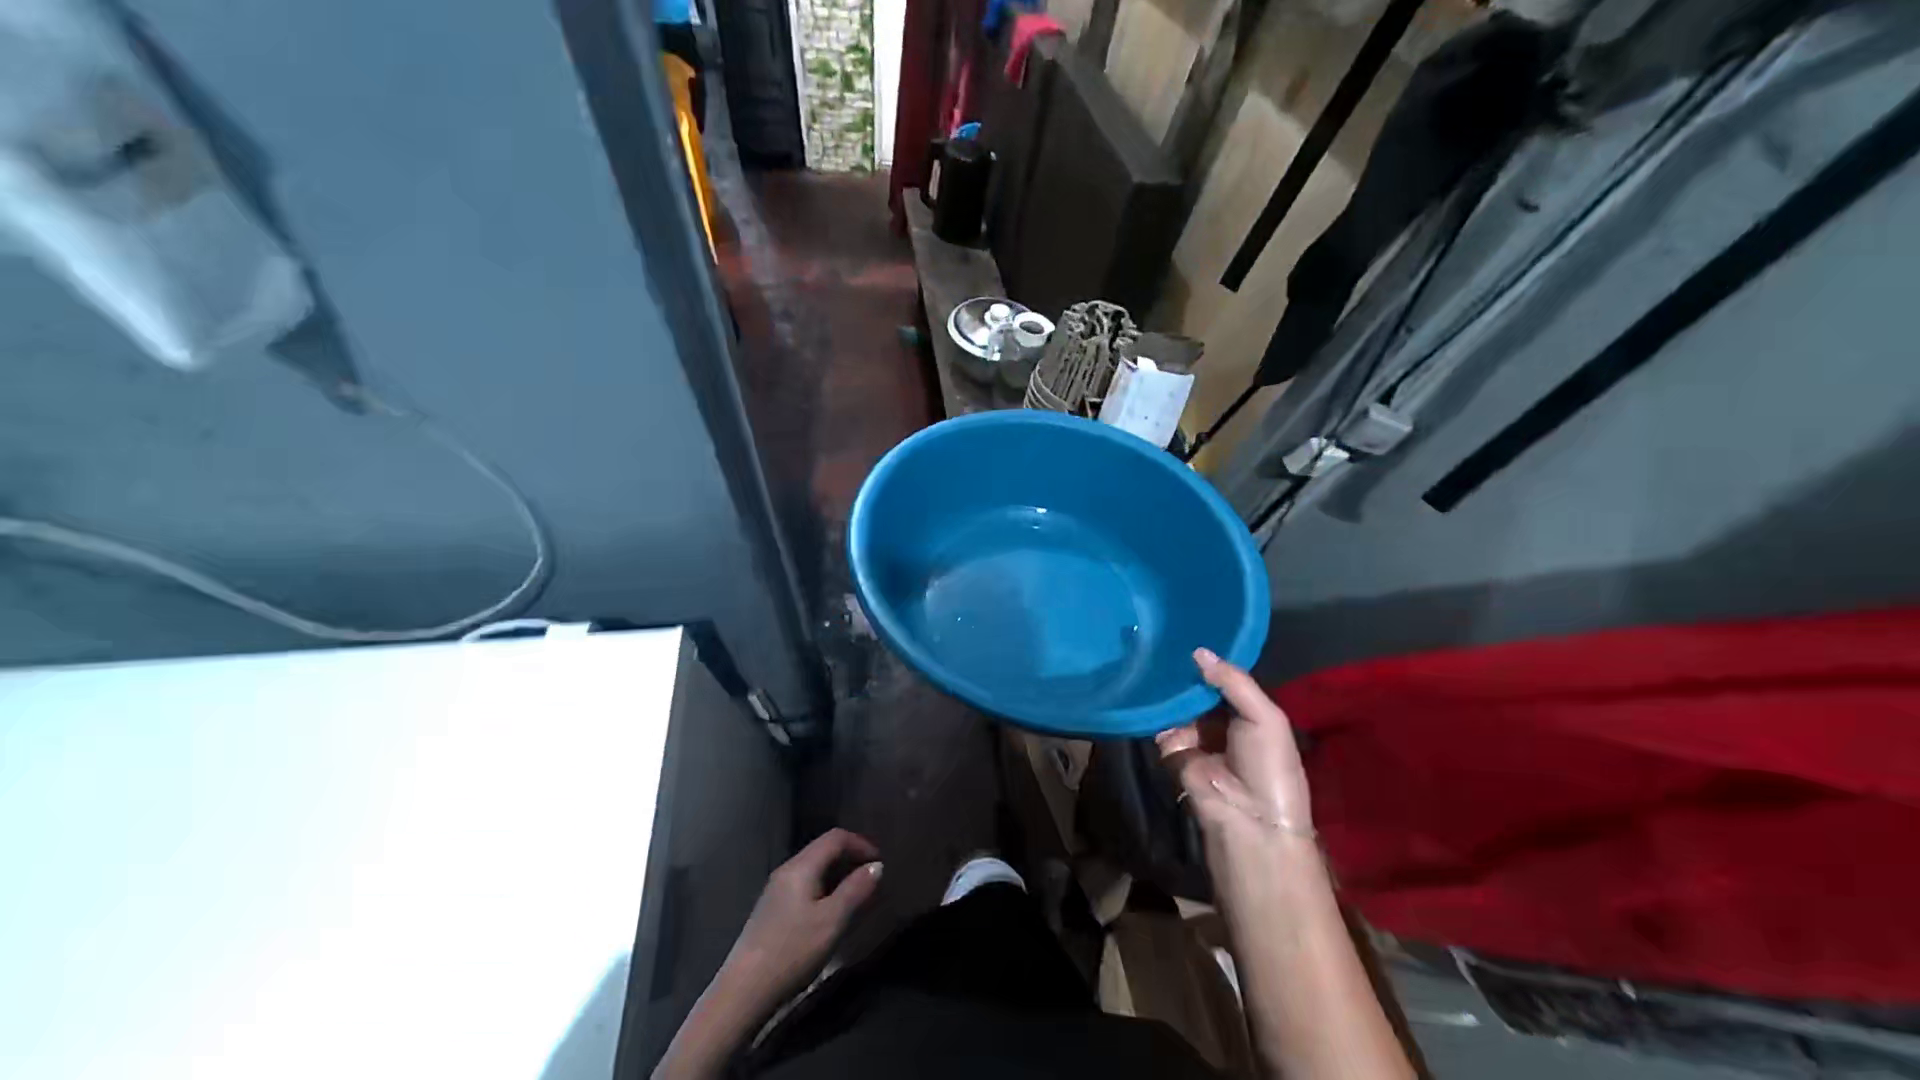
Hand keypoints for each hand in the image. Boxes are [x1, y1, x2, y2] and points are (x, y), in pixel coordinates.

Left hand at [719, 828, 881, 1007]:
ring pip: (814, 869)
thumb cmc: (792, 951)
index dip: (861, 844)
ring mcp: (776, 891)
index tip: (880, 863)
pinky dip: (825, 889)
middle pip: (823, 850)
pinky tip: (832, 914)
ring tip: (858, 897)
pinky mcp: (773, 910)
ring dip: (839, 876)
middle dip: (851, 859)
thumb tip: (876, 866)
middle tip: (873, 880)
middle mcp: (786, 871)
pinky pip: (806, 886)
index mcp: (801, 867)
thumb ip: (856, 890)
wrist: (744, 991)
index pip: (835, 838)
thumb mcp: (832, 921)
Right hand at [1156, 648, 1313, 838]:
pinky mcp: (1170, 749)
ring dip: (1168, 686)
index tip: (1191, 633)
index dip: (1212, 660)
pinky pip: (1159, 723)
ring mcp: (1194, 735)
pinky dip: (1154, 707)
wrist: (1248, 818)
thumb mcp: (1264, 716)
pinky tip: (1144, 684)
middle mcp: (1220, 721)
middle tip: (1164, 640)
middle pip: (1198, 688)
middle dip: (1186, 670)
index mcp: (1249, 712)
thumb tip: (1197, 650)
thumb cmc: (1268, 764)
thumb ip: (1233, 681)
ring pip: (1177, 703)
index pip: (1226, 678)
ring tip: (1150, 655)